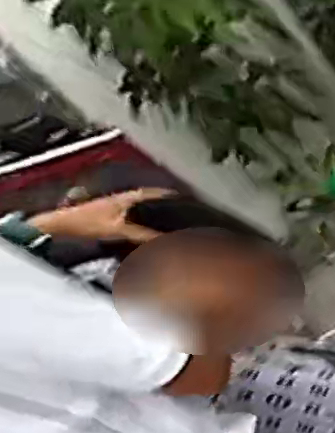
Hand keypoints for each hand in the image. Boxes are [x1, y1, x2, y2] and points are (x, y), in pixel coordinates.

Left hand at [28, 189, 171, 242]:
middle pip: (141, 197)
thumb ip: (145, 234)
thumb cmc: (87, 223)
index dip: (162, 193)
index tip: (178, 195)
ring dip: (149, 207)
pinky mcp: (105, 212)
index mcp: (121, 200)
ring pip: (135, 204)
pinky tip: (145, 222)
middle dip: (158, 200)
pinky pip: (129, 211)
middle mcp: (116, 199)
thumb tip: (169, 239)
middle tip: (176, 206)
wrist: (58, 225)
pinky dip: (140, 214)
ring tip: (164, 214)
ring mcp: (109, 205)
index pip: (145, 193)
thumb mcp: (119, 230)